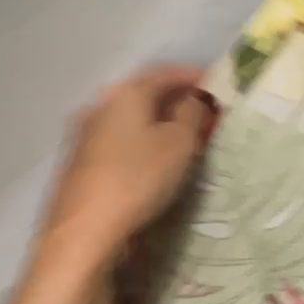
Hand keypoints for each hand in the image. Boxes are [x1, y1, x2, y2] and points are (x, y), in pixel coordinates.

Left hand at [36, 65, 217, 269]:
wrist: (85, 230)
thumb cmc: (140, 177)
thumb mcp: (181, 142)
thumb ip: (194, 113)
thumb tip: (197, 98)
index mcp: (125, 93)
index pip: (166, 73)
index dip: (196, 76)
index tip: (222, 84)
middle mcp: (100, 105)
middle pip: (146, 94)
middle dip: (179, 100)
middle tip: (209, 112)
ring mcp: (86, 134)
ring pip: (133, 118)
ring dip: (162, 121)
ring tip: (188, 136)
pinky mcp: (82, 161)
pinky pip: (122, 138)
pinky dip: (145, 139)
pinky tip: (159, 156)